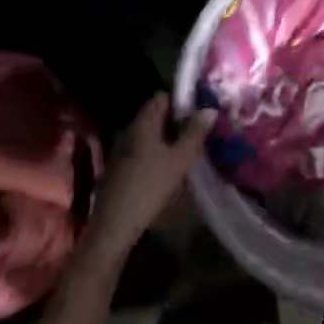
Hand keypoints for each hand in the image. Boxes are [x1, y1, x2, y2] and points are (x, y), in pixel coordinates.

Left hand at [85, 93, 214, 260]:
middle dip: (178, 122)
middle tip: (200, 132)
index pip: (162, 97)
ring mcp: (123, 150)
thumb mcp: (179, 160)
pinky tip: (170, 169)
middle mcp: (130, 130)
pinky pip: (143, 151)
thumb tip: (209, 109)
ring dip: (168, 140)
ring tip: (190, 151)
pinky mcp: (121, 169)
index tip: (200, 111)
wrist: (114, 225)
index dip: (181, 101)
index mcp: (143, 122)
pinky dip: (157, 154)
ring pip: (150, 136)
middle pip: (156, 116)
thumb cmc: (149, 186)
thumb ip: (195, 133)